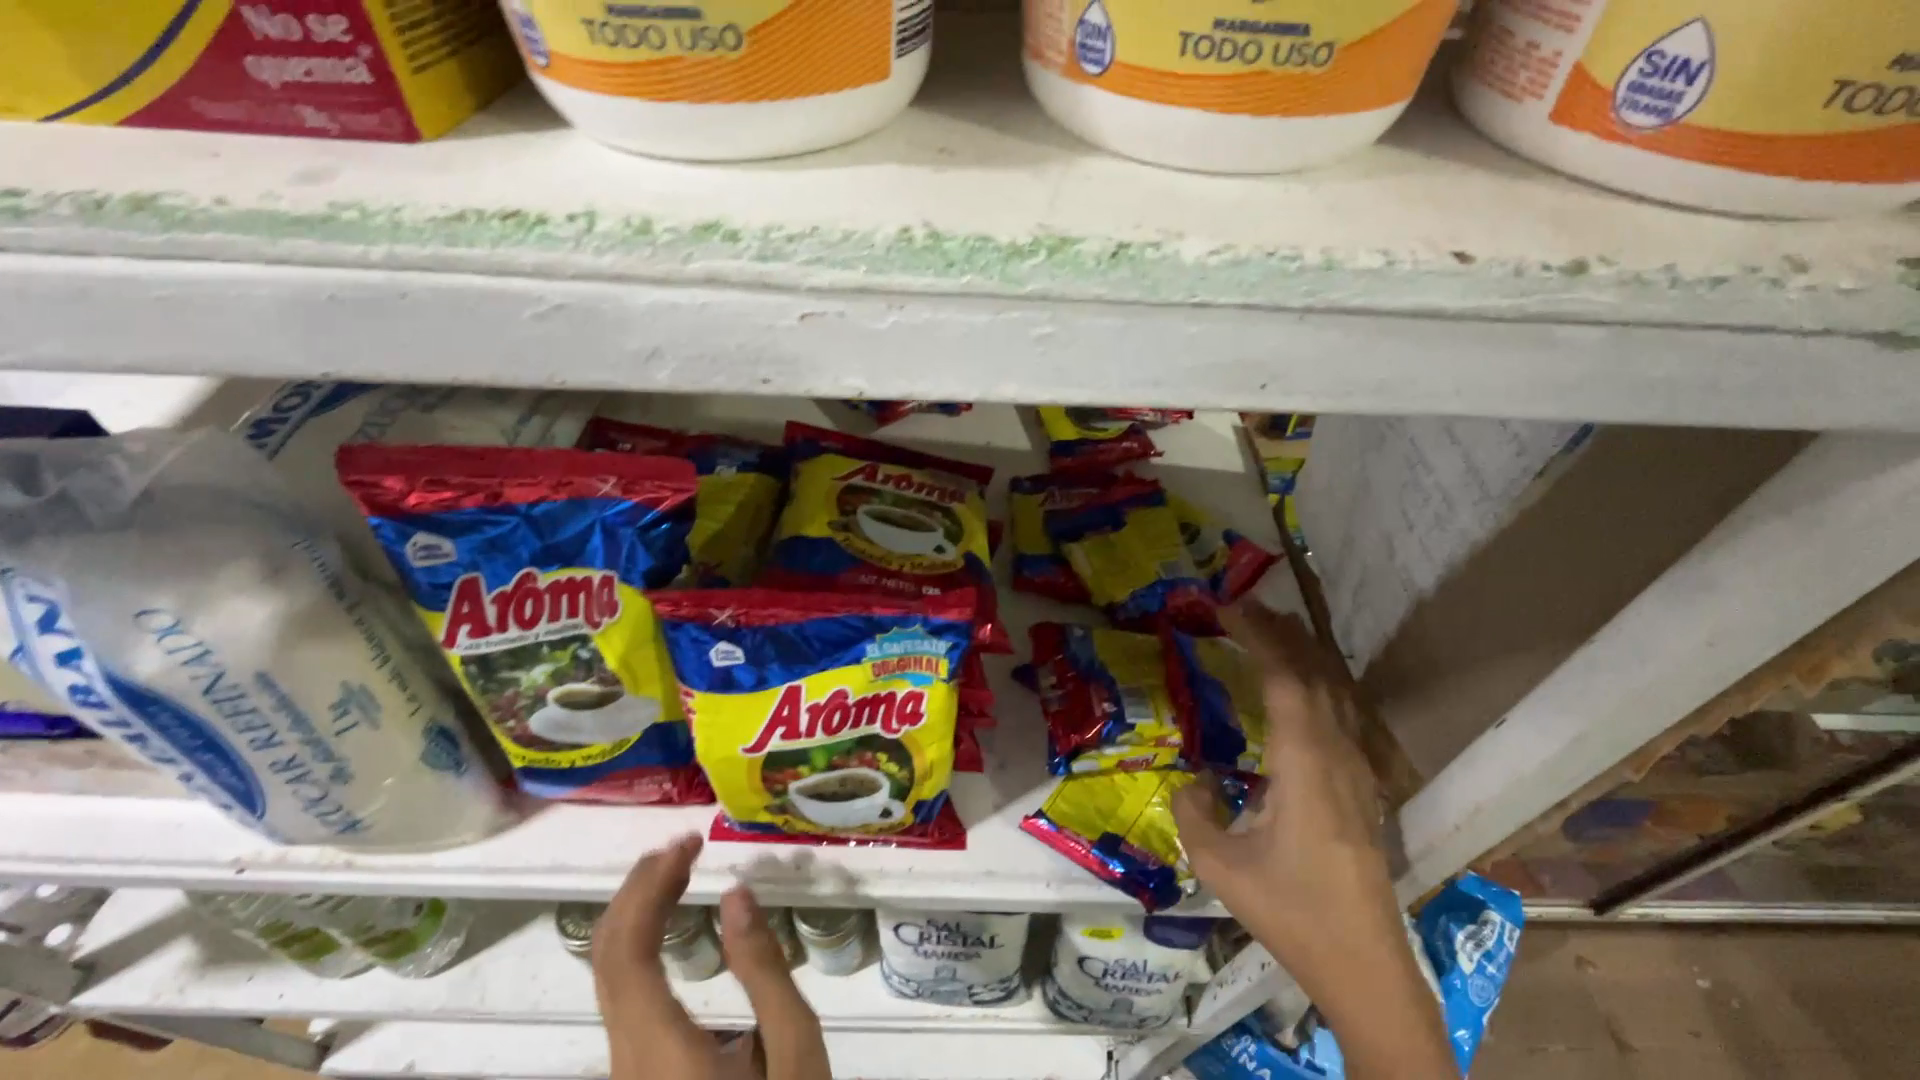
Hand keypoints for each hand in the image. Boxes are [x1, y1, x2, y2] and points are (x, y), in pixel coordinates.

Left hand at [593, 834, 829, 1079]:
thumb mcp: (796, 1054)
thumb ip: (766, 972)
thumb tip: (736, 895)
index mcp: (662, 1050)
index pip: (628, 952)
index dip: (648, 889)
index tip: (687, 847)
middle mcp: (626, 1058)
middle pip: (605, 958)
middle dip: (637, 889)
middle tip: (682, 848)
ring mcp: (625, 1070)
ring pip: (607, 977)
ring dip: (636, 914)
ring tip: (677, 873)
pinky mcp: (635, 1075)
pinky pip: (622, 996)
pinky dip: (640, 945)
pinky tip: (668, 926)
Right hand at [1171, 603, 1403, 1002]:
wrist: (1363, 960)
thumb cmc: (1290, 911)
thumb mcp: (1219, 866)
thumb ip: (1194, 812)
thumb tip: (1194, 780)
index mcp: (1304, 763)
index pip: (1285, 678)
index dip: (1258, 636)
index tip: (1226, 607)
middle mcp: (1338, 753)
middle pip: (1317, 672)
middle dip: (1282, 632)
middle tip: (1242, 606)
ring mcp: (1359, 768)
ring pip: (1338, 690)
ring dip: (1306, 653)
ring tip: (1272, 630)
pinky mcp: (1365, 786)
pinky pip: (1345, 713)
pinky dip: (1321, 682)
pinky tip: (1306, 688)